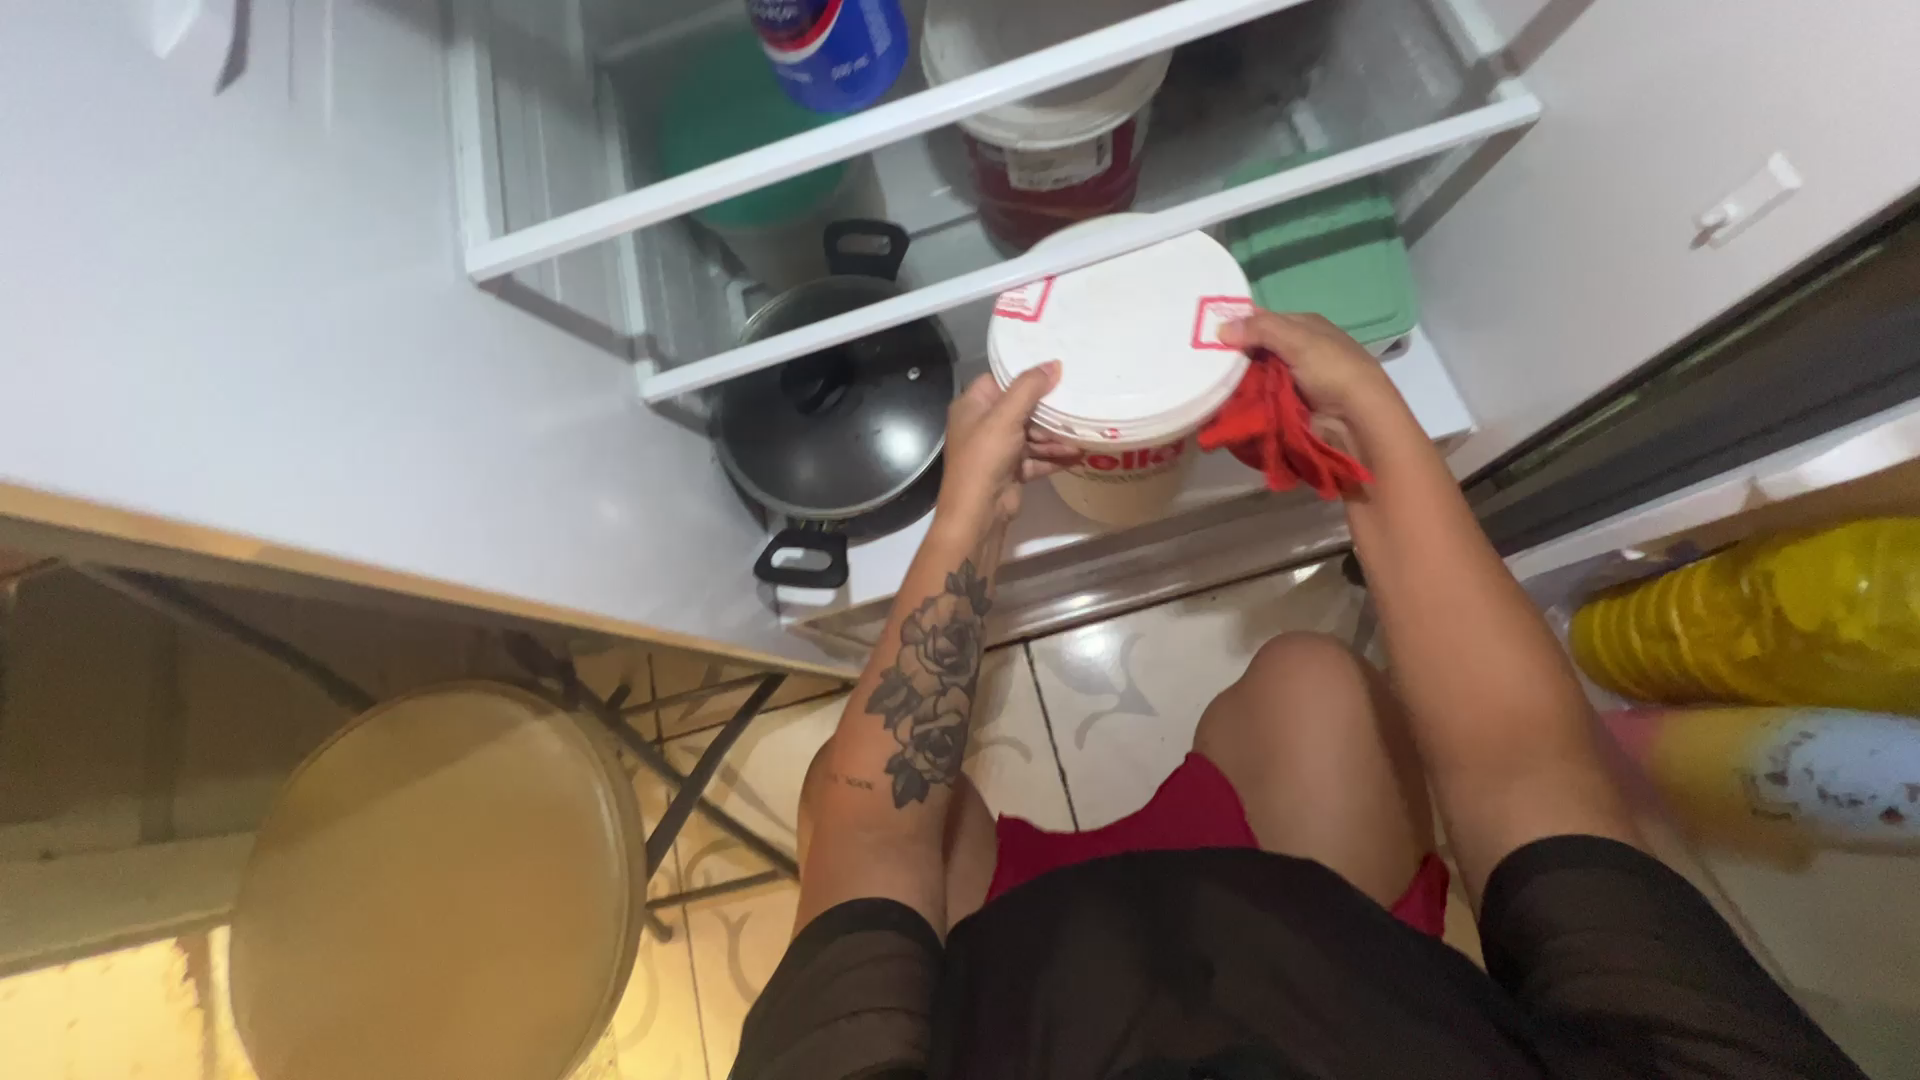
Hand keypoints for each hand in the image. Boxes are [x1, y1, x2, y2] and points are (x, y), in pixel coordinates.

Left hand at [937, 363, 1081, 529]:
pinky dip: (1054, 457)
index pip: (999, 380)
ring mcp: (997, 450)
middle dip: (1048, 410)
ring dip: (1055, 436)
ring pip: (1031, 435)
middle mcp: (983, 425)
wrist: (978, 512)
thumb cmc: (985, 457)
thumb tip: (1053, 364)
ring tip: (1083, 433)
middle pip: (1020, 408)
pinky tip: (1079, 455)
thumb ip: (1029, 388)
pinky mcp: (1011, 471)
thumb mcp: (1005, 416)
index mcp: (972, 406)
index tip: (1055, 370)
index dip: (1025, 376)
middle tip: (1076, 401)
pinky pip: (1036, 458)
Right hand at [1218, 312, 1397, 421]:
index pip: (1263, 320)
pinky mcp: (1283, 404)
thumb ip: (1261, 330)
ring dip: (1234, 380)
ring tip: (1205, 381)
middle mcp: (1296, 351)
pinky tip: (1221, 400)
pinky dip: (1241, 399)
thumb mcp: (1299, 341)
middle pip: (1255, 349)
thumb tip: (1220, 330)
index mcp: (1304, 327)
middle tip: (1201, 361)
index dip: (1238, 324)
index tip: (1208, 334)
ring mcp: (1288, 380)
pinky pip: (1255, 398)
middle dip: (1232, 356)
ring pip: (1252, 375)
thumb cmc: (1332, 371)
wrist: (1353, 419)